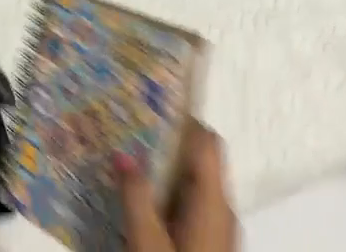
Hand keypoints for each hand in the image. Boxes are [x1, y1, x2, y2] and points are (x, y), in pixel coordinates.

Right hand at [118, 122, 238, 251]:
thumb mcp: (148, 241)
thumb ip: (136, 196)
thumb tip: (121, 153)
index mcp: (214, 201)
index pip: (208, 141)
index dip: (184, 119)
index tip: (152, 107)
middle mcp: (224, 209)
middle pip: (201, 160)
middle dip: (168, 144)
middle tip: (131, 134)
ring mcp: (222, 227)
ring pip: (196, 183)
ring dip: (167, 170)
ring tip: (132, 163)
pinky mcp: (214, 242)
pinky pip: (195, 203)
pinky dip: (172, 192)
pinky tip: (147, 202)